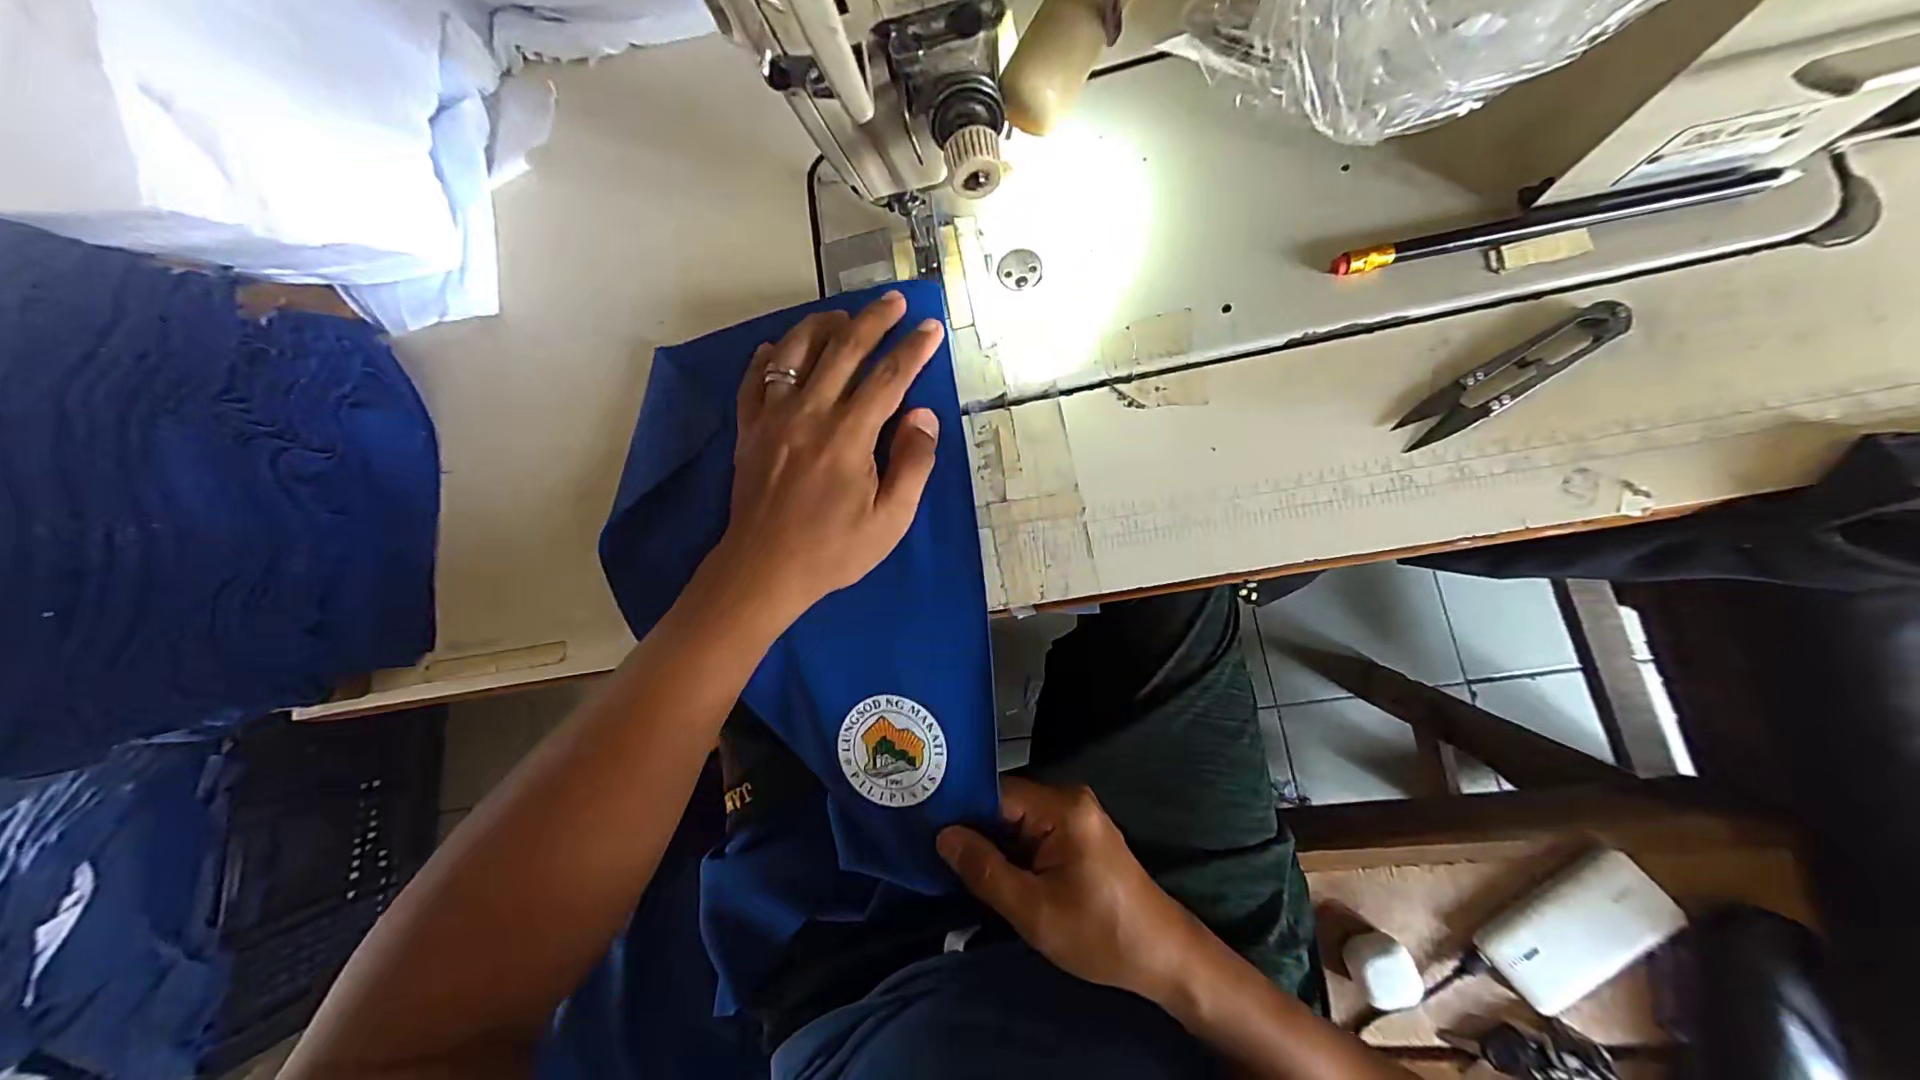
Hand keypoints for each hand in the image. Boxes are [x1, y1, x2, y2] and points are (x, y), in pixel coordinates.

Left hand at [711, 290, 944, 619]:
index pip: (889, 378)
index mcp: (848, 436)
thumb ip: (912, 464)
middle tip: (895, 301)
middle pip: (844, 350)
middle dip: (874, 320)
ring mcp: (773, 417)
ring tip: (843, 316)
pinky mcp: (749, 429)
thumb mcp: (890, 520)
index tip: (930, 328)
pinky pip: (756, 378)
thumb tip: (923, 416)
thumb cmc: (833, 551)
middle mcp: (810, 413)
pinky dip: (770, 356)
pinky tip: (780, 347)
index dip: (913, 349)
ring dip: (823, 326)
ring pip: (797, 352)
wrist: (763, 570)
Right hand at [936, 777, 1212, 1001]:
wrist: (1163, 957)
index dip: (961, 810)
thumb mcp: (1033, 910)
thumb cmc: (1100, 934)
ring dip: (992, 844)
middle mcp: (1070, 799)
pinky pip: (1033, 833)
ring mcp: (1076, 816)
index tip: (925, 827)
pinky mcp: (1078, 834)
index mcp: (1063, 807)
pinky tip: (989, 870)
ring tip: (953, 863)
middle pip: (1006, 805)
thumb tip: (943, 835)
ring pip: (1017, 821)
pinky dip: (1012, 851)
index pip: (997, 793)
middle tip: (934, 851)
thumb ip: (985, 869)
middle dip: (974, 830)